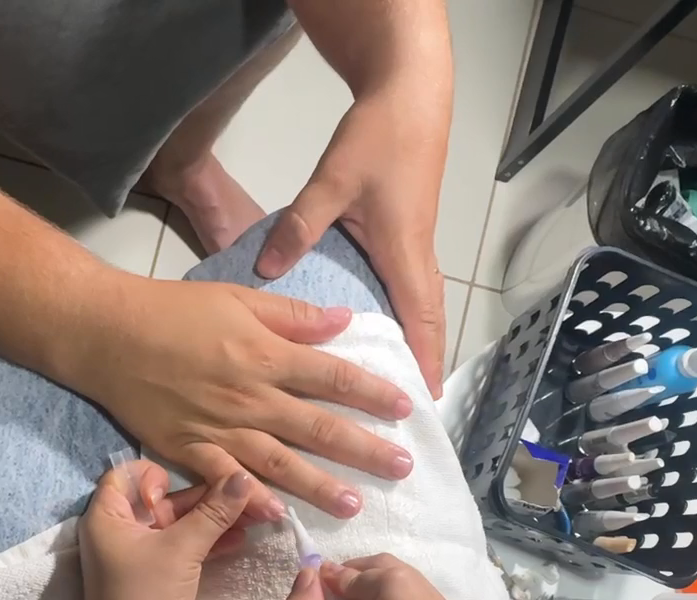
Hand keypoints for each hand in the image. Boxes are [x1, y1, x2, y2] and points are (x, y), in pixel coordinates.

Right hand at [58, 278, 415, 519]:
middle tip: (402, 468)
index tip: (405, 409)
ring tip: (354, 505)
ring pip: (278, 463)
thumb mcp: (237, 298)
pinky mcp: (188, 451)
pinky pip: (224, 481)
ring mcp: (218, 429)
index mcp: (264, 355)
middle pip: (316, 427)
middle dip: (363, 449)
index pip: (332, 377)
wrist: (108, 335)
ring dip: (319, 485)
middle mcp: (249, 398)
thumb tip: (344, 323)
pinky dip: (251, 500)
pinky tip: (278, 518)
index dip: (371, 394)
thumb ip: (292, 315)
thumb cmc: (173, 310)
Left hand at [76, 460, 270, 599]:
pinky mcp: (155, 573)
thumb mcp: (181, 552)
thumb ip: (213, 513)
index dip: (159, 475)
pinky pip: (182, 546)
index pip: (130, 473)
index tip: (186, 489)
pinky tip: (240, 538)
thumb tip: (243, 477)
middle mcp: (120, 527)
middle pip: (165, 498)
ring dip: (214, 520)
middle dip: (207, 497)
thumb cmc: (143, 599)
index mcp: (109, 514)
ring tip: (257, 516)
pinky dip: (207, 541)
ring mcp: (138, 552)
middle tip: (252, 497)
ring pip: (179, 523)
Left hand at [256, 83, 451, 396]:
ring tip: (400, 383)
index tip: (423, 402)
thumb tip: (267, 268)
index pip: (420, 320)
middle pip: (429, 323)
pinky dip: (408, 321)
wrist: (409, 94)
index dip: (422, 362)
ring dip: (417, 345)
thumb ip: (299, 226)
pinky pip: (412, 292)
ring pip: (423, 309)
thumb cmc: (379, 138)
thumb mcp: (332, 182)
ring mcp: (415, 248)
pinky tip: (385, 336)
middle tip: (412, 407)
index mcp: (403, 253)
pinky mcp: (408, 238)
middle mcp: (416, 258)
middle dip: (423, 364)